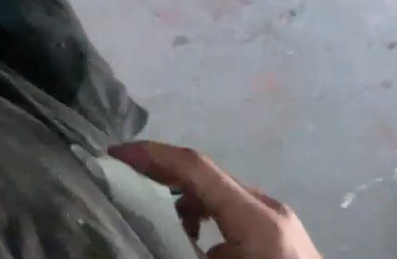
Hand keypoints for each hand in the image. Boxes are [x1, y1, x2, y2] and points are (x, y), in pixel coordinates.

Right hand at [109, 142, 322, 258]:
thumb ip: (171, 242)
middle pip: (204, 173)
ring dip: (181, 193)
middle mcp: (271, 211)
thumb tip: (126, 230)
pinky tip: (191, 236)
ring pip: (219, 191)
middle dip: (159, 171)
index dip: (148, 153)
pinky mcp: (285, 240)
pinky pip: (235, 210)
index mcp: (256, 219)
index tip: (112, 155)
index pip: (193, 165)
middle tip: (121, 174)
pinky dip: (205, 212)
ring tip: (151, 208)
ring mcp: (281, 225)